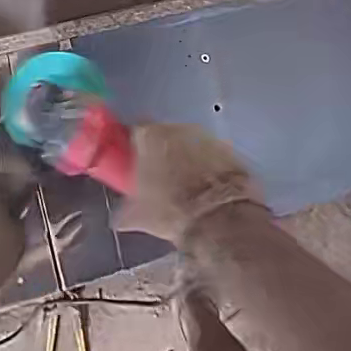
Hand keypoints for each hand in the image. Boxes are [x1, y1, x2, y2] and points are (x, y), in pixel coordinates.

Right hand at [114, 123, 258, 243]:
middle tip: (158, 174)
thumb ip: (125, 210)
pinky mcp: (231, 151)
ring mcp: (206, 137)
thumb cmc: (171, 212)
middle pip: (163, 134)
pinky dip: (208, 165)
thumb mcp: (138, 215)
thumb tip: (119, 219)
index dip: (133, 147)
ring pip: (189, 143)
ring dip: (186, 157)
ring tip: (185, 183)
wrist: (222, 222)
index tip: (133, 162)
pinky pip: (212, 155)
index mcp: (148, 136)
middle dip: (160, 151)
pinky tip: (207, 187)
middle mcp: (176, 128)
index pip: (134, 132)